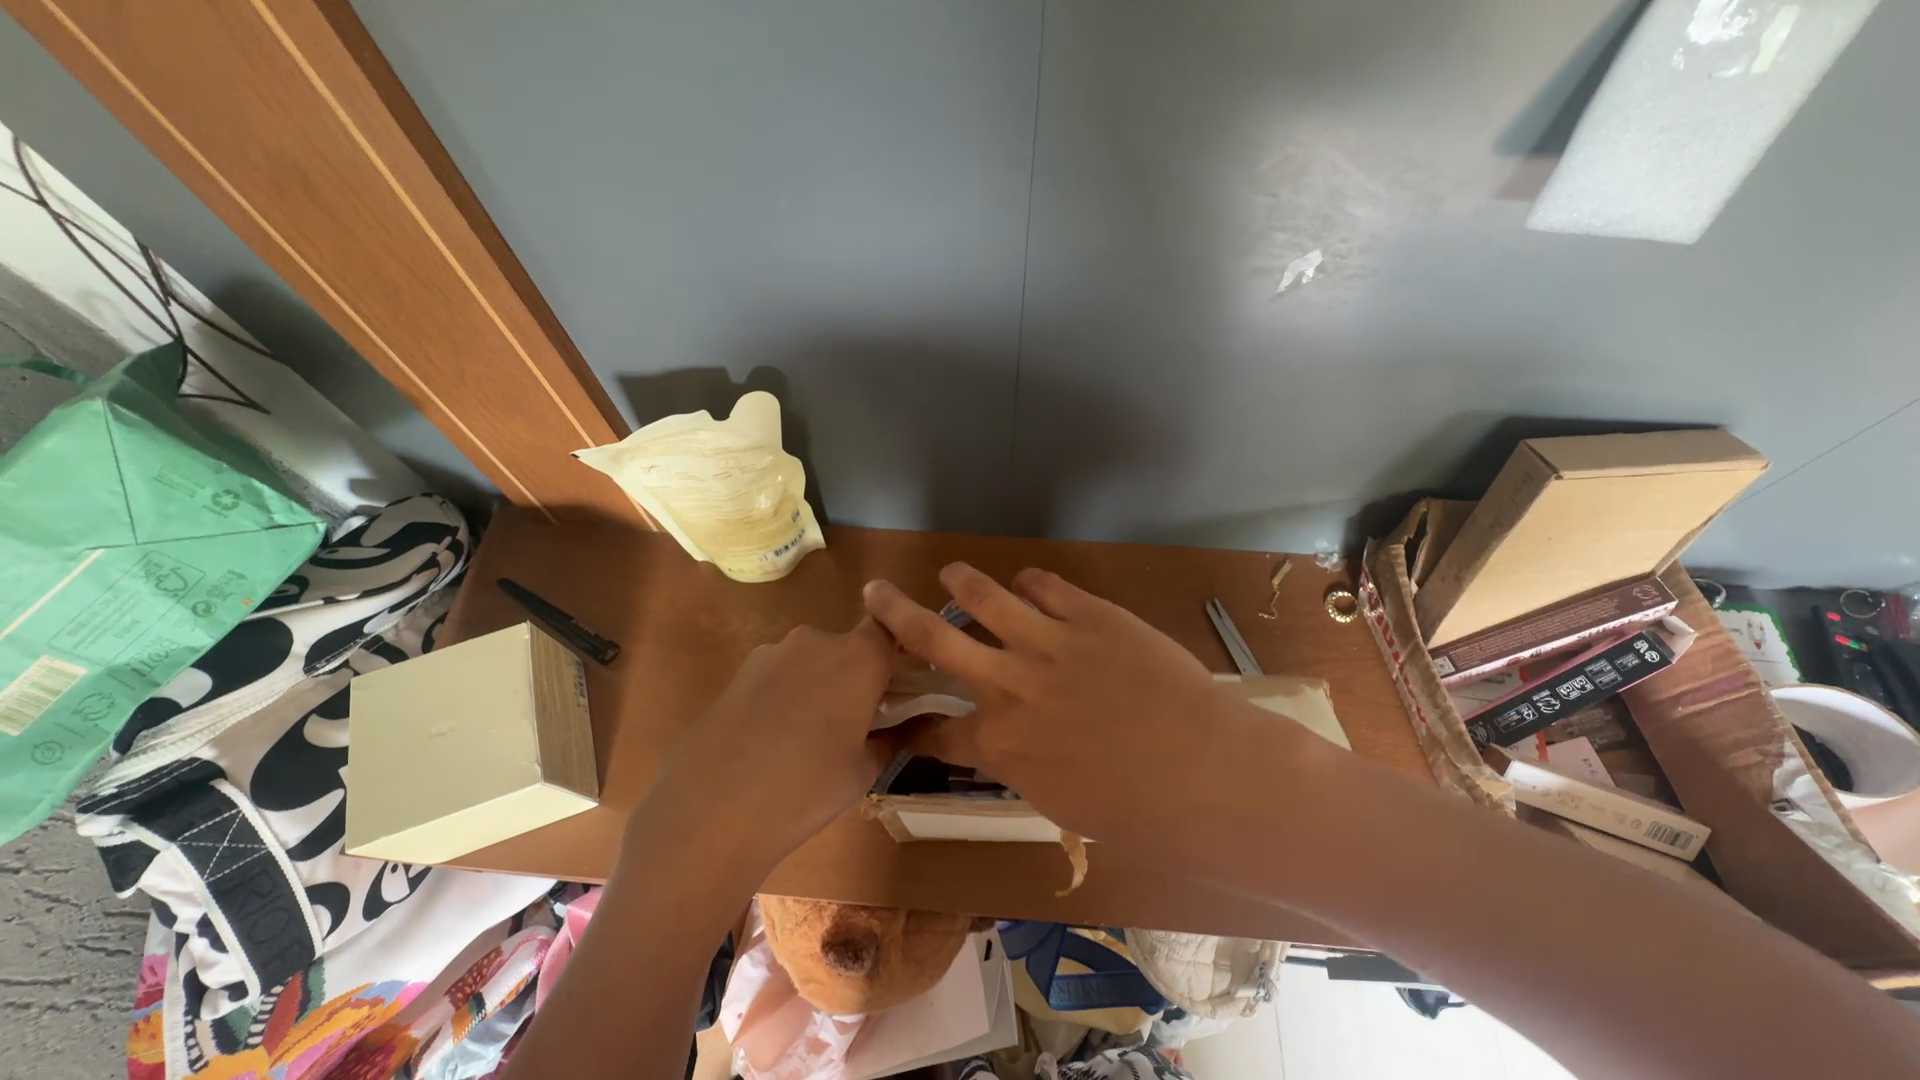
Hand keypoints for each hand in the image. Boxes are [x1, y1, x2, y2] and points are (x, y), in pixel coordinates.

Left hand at [643, 618, 900, 875]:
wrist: (712, 808)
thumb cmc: (806, 789)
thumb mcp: (864, 771)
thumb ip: (893, 737)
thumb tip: (912, 724)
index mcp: (858, 658)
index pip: (890, 630)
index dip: (897, 652)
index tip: (901, 685)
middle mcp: (817, 641)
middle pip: (849, 648)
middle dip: (857, 678)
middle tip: (858, 724)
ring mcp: (772, 653)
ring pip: (811, 663)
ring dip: (818, 688)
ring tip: (809, 741)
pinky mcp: (739, 672)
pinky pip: (779, 677)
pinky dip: (785, 698)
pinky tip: (773, 743)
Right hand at [863, 564, 1297, 847]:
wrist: (1199, 770)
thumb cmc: (1134, 808)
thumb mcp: (1060, 800)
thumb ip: (1024, 765)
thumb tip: (1012, 744)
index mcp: (998, 743)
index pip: (934, 732)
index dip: (909, 725)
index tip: (893, 719)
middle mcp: (1007, 686)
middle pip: (933, 639)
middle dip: (895, 615)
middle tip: (875, 594)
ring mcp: (1046, 643)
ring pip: (984, 596)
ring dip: (961, 581)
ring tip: (951, 571)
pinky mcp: (1088, 615)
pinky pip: (1045, 586)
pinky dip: (1029, 581)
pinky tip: (1026, 581)